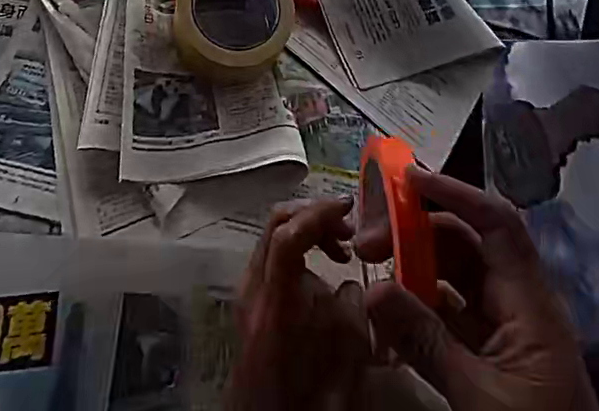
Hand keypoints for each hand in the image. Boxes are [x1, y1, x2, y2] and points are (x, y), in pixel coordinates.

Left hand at [226, 197, 371, 410]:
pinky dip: (297, 255)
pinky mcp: (249, 298)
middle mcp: (252, 285)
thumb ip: (352, 307)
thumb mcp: (348, 356)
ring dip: (307, 235)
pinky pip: (272, 259)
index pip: (288, 234)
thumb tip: (351, 282)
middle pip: (276, 224)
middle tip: (347, 231)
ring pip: (273, 238)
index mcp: (276, 299)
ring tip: (340, 254)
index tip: (347, 206)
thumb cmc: (313, 397)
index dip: (318, 212)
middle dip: (314, 216)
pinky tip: (321, 280)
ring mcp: (246, 290)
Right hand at [358, 167, 595, 410]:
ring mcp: (501, 324)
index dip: (454, 192)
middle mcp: (516, 301)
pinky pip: (446, 303)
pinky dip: (414, 296)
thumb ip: (426, 343)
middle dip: (412, 229)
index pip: (497, 224)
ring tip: (370, 267)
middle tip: (366, 241)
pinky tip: (386, 305)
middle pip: (463, 240)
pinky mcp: (487, 348)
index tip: (404, 178)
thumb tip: (373, 289)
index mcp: (530, 304)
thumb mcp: (480, 398)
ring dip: (408, 260)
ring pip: (450, 269)